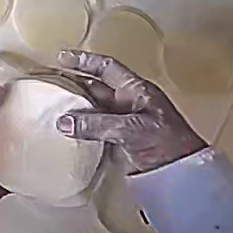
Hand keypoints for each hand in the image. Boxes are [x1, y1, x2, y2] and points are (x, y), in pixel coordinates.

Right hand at [54, 50, 206, 173]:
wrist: (183, 174)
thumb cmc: (166, 142)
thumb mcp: (131, 128)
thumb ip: (96, 124)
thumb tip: (63, 122)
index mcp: (136, 90)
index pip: (106, 67)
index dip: (84, 61)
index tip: (62, 58)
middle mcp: (128, 102)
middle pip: (96, 86)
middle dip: (74, 82)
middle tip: (49, 81)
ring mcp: (124, 122)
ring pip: (93, 108)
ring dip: (75, 107)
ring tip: (52, 105)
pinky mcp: (121, 141)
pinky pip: (95, 128)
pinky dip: (80, 127)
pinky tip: (66, 129)